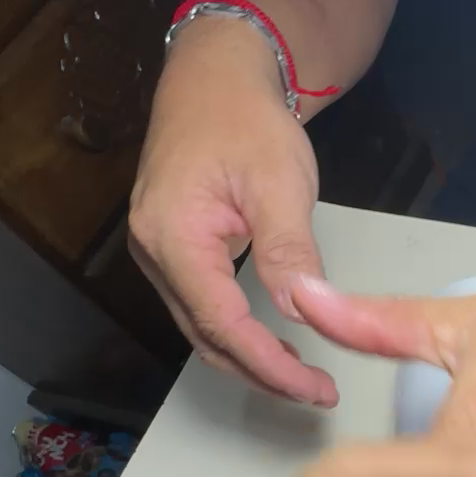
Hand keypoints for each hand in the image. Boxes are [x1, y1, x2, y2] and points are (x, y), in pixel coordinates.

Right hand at [129, 16, 337, 406]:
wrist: (217, 82)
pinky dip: (243, 338)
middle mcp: (156, 253)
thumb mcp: (280, 186)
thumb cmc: (249, 125)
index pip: (222, 324)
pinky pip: (207, 311)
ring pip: (205, 330)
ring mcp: (161, 254)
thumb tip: (300, 311)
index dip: (271, 366)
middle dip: (265, 374)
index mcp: (174, 237)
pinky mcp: (178, 253)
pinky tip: (279, 349)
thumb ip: (287, 251)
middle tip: (320, 394)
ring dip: (254, 362)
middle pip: (208, 338)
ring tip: (306, 381)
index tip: (316, 390)